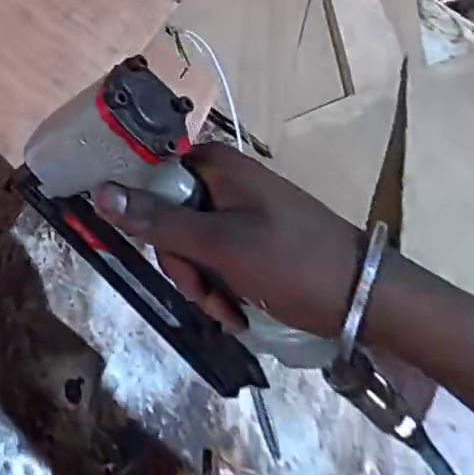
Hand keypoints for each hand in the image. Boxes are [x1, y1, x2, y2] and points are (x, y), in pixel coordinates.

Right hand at [94, 142, 363, 337]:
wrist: (374, 302)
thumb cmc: (294, 263)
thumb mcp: (220, 246)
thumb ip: (157, 221)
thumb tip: (100, 192)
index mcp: (212, 163)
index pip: (147, 175)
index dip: (140, 212)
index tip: (151, 250)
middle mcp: (222, 176)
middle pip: (167, 215)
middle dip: (182, 263)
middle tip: (205, 293)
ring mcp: (238, 206)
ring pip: (189, 241)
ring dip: (201, 281)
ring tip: (230, 311)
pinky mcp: (252, 233)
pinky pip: (215, 254)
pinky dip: (220, 283)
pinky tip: (239, 309)